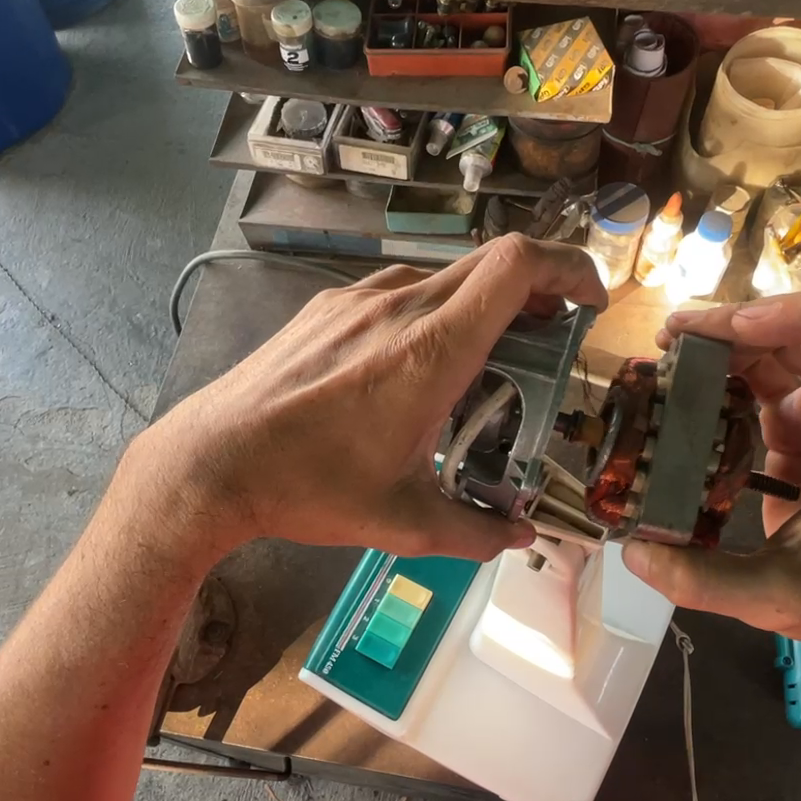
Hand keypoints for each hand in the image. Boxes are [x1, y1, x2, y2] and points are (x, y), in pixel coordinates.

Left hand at [131, 235, 606, 561]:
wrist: (211, 463)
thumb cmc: (310, 489)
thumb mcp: (404, 522)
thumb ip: (475, 531)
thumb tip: (520, 537)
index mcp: (431, 350)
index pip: (517, 267)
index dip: (568, 267)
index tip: (588, 301)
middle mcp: (398, 306)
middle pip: (489, 263)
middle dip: (536, 289)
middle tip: (550, 335)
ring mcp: (354, 300)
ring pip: (443, 277)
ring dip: (480, 303)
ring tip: (485, 354)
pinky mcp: (323, 308)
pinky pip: (397, 291)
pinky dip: (432, 310)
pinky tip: (414, 362)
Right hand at [621, 286, 800, 651]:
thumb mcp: (770, 599)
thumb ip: (702, 581)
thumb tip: (633, 550)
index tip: (741, 328)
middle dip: (757, 318)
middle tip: (683, 331)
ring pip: (796, 340)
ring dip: (736, 332)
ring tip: (671, 341)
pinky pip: (773, 368)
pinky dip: (730, 359)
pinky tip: (686, 367)